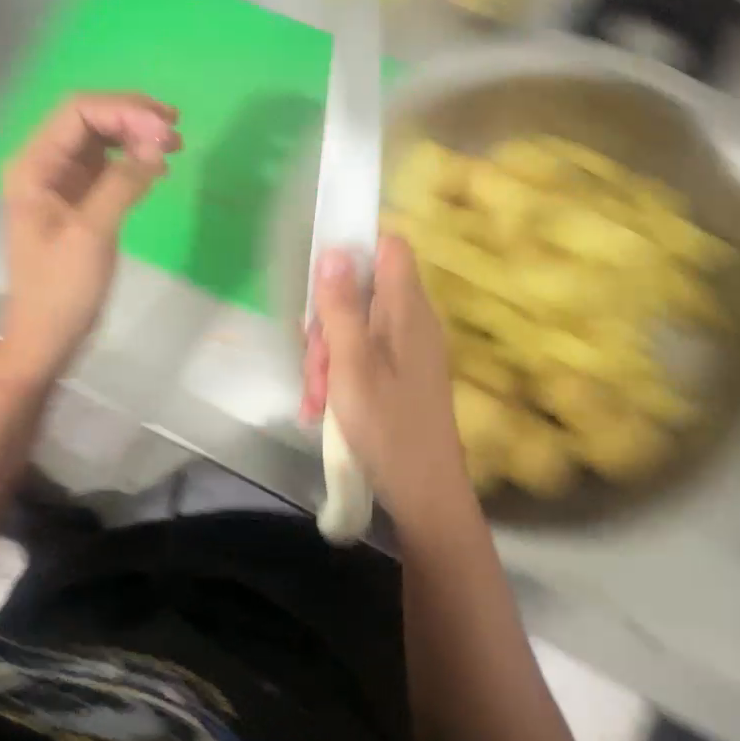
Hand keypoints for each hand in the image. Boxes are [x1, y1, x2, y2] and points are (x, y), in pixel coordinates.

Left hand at [0, 93, 179, 378]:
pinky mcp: (80, 202)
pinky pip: (108, 166)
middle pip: (90, 118)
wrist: (47, 336)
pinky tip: (159, 167)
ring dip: (136, 135)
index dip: (124, 110)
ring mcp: (62, 183)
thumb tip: (157, 144)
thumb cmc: (61, 289)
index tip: (166, 128)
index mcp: (34, 165)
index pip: (78, 112)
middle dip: (133, 118)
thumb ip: (123, 183)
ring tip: (174, 145)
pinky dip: (134, 160)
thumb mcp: (92, 234)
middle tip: (176, 132)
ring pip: (102, 140)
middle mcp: (44, 164)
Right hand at [300, 236, 478, 527]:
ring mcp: (408, 352)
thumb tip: (335, 249)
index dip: (353, 252)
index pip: (388, 248)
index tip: (320, 285)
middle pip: (361, 294)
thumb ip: (341, 307)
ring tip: (316, 401)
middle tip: (315, 367)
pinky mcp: (402, 379)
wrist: (424, 493)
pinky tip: (322, 411)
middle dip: (327, 326)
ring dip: (327, 361)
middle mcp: (412, 323)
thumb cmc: (387, 427)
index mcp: (407, 310)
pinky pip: (363, 360)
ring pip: (355, 331)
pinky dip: (340, 379)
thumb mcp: (351, 365)